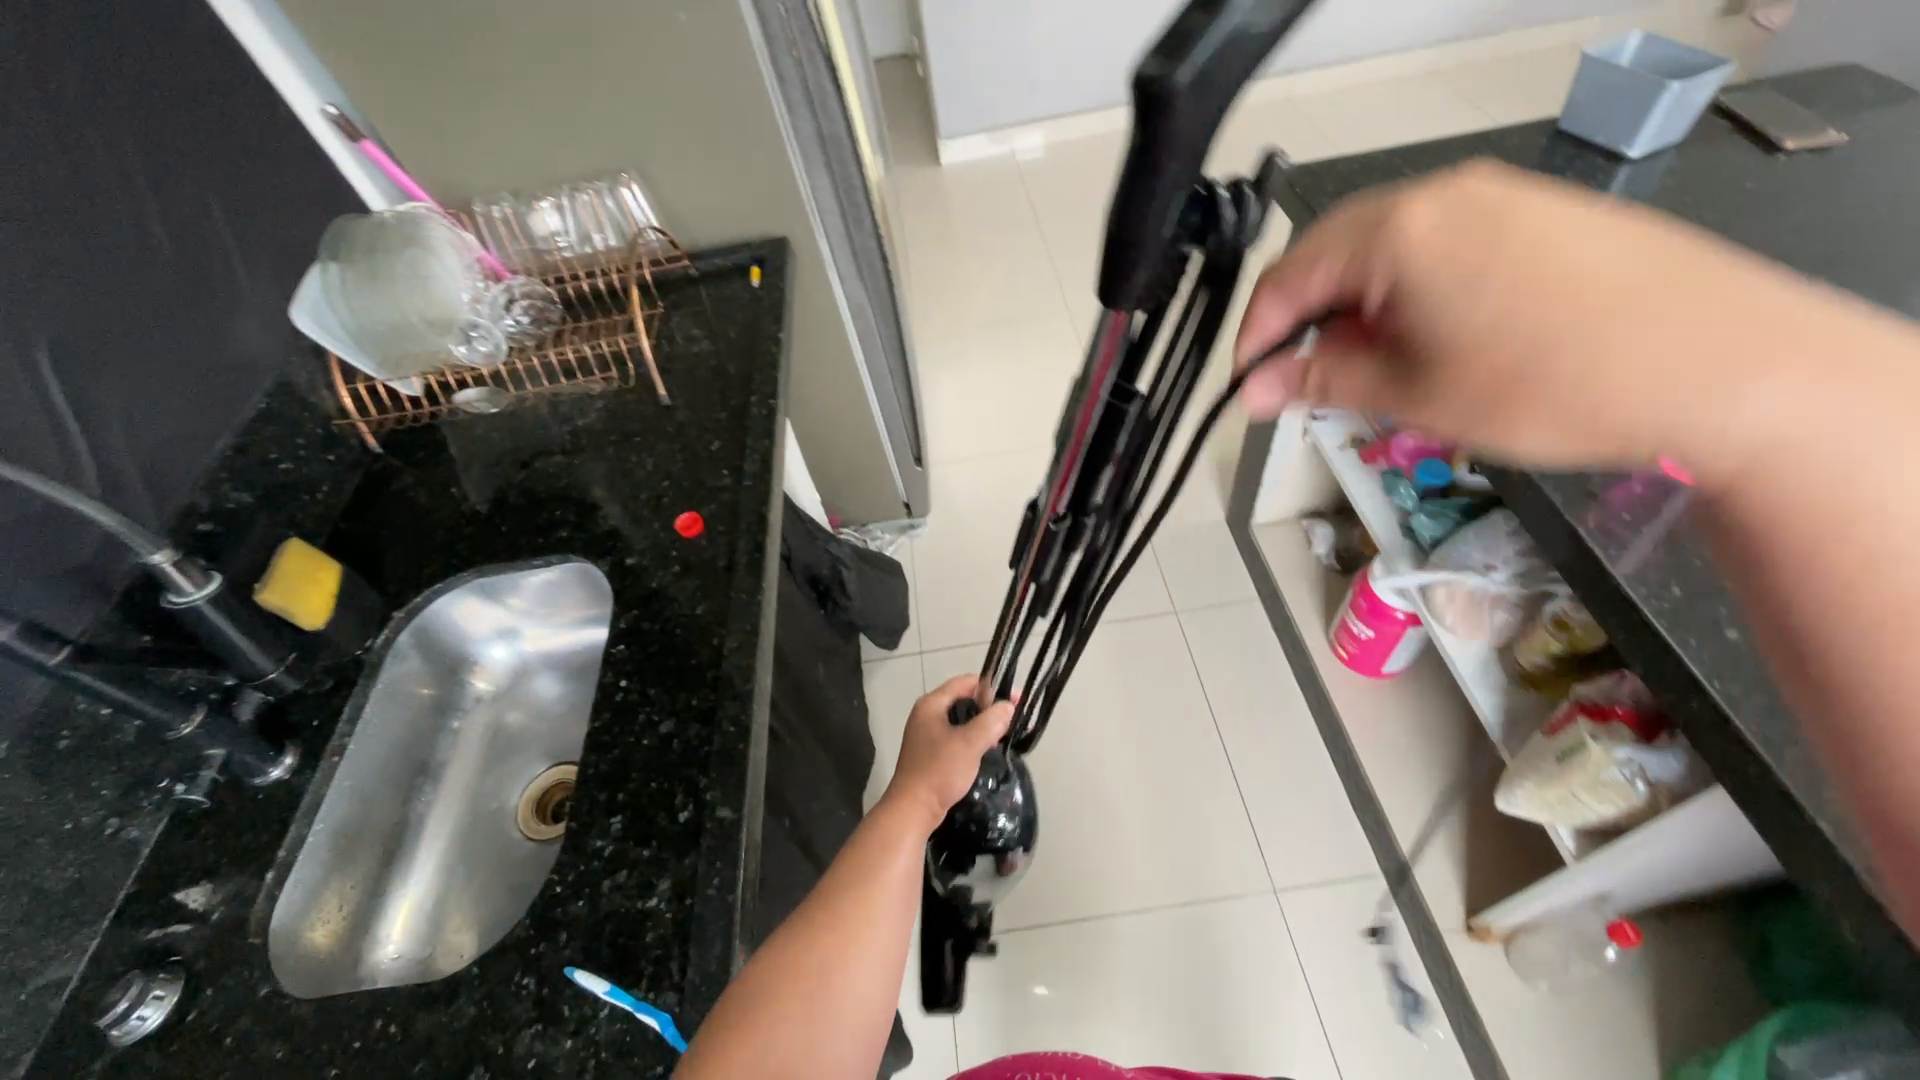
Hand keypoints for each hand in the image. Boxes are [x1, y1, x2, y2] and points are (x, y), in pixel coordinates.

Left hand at [882, 675, 1013, 832]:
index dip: (991, 687)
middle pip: (963, 699)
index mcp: (932, 704)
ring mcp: (927, 734)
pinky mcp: (932, 752)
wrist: (914, 808)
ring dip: (982, 722)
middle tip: (1014, 715)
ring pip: (961, 719)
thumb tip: (1008, 705)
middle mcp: (927, 714)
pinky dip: (973, 737)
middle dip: (989, 705)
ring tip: (1005, 730)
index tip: (1014, 697)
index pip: (965, 682)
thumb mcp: (970, 743)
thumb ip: (991, 721)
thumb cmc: (940, 770)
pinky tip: (988, 746)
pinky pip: (957, 735)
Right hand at [1233, 160, 1874, 484]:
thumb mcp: (1414, 394)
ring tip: (1374, 373)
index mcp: (1396, 231)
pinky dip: (1412, 296)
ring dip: (1360, 312)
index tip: (1249, 387)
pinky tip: (1431, 343)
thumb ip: (1322, 381)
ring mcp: (1496, 197)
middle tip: (1306, 385)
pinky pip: (1441, 248)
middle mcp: (1441, 196)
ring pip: (1387, 254)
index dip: (1256, 338)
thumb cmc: (1554, 383)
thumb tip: (1257, 386)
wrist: (1727, 364)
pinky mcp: (1537, 214)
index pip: (1287, 278)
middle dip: (1308, 324)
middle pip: (1333, 257)